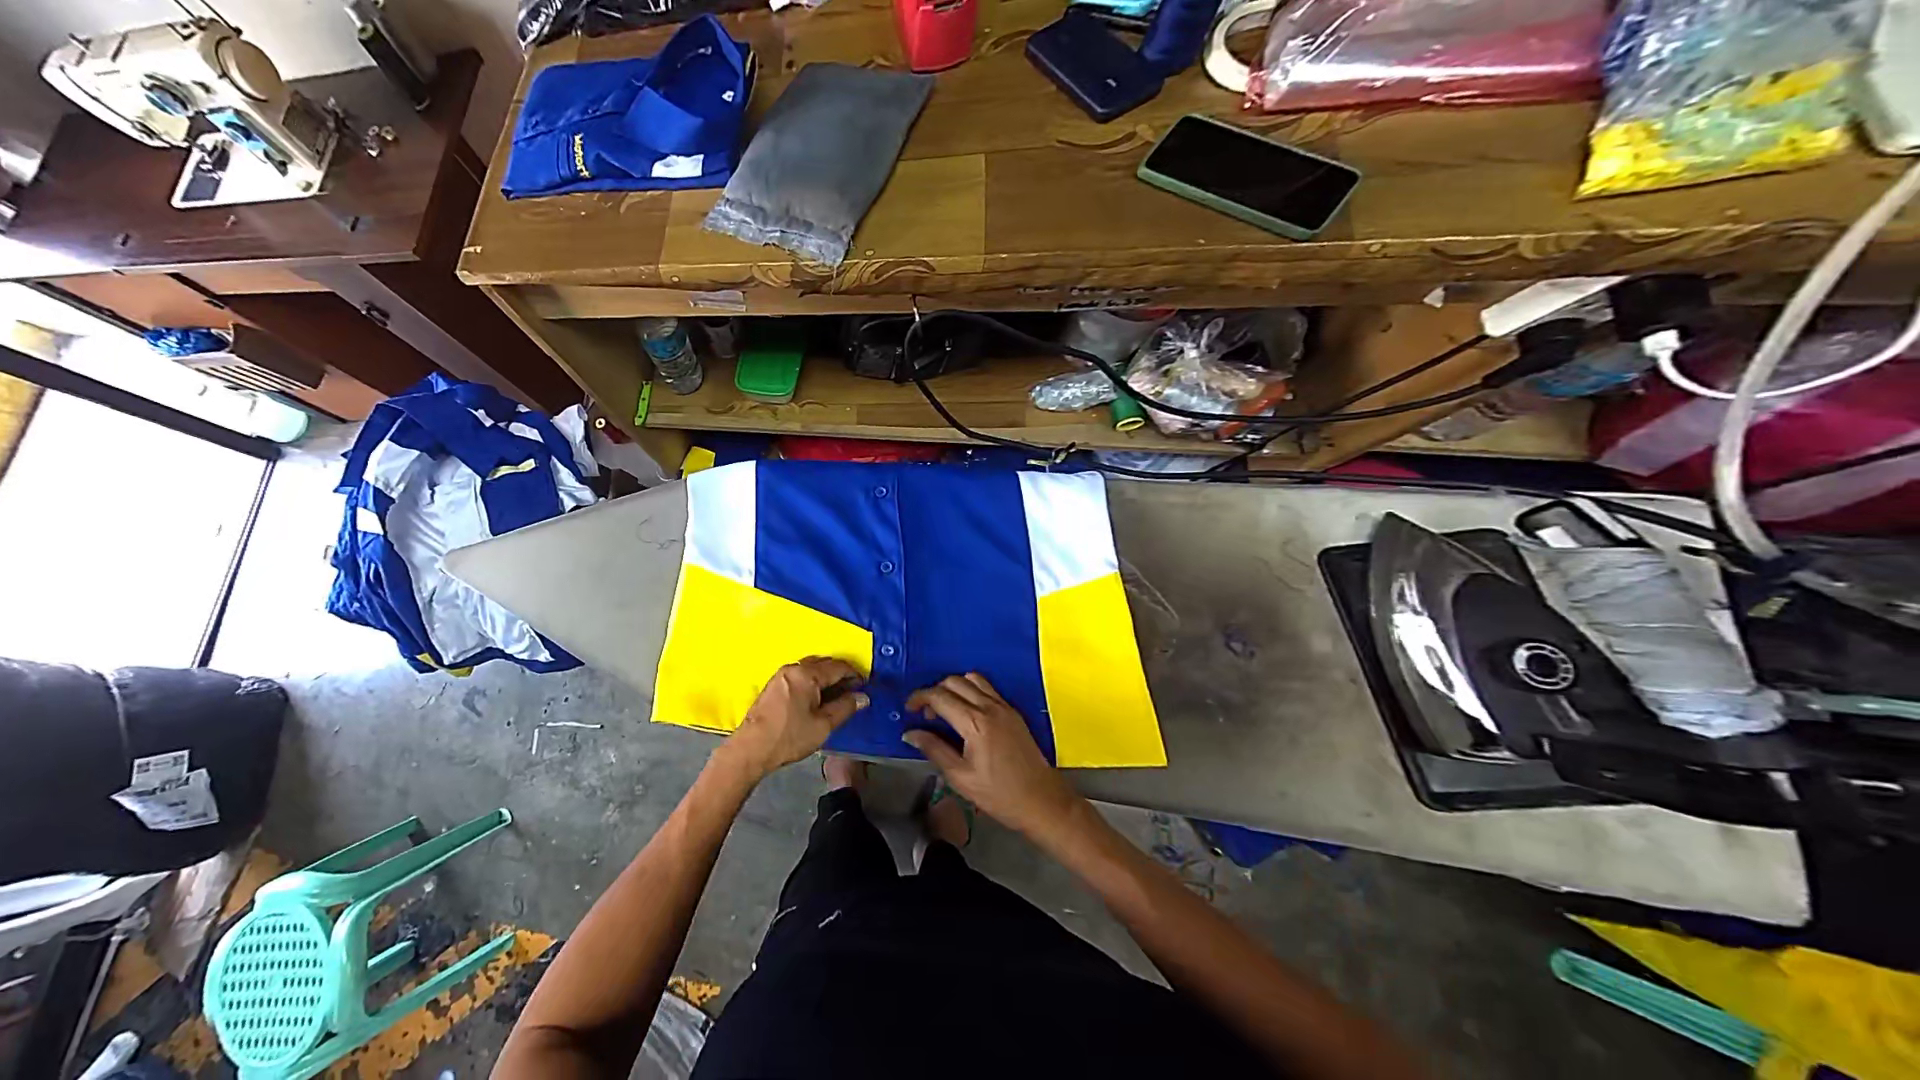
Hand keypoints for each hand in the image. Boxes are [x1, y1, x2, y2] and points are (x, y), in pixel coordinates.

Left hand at [720, 657, 867, 780]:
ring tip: (836, 697)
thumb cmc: (789, 737)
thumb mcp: (824, 725)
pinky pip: (799, 677)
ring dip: (825, 679)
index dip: (854, 675)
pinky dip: (812, 684)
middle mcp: (793, 669)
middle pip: (823, 664)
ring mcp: (780, 676)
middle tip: (852, 692)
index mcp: (806, 674)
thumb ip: (845, 707)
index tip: (864, 687)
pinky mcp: (773, 687)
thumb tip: (862, 697)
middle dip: (840, 675)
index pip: (838, 667)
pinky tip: (816, 700)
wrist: (750, 750)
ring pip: (810, 670)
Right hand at [903, 674, 1080, 836]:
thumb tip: (911, 734)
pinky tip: (966, 714)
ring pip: (972, 679)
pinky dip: (971, 691)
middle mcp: (990, 707)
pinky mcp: (1013, 711)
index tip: (909, 709)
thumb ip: (934, 749)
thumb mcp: (960, 777)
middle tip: (926, 716)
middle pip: (954, 682)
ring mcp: (1004, 707)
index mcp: (975, 723)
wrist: (1040, 799)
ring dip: (954, 688)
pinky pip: (988, 688)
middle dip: (935, 692)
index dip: (919, 698)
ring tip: (946, 711)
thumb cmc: (999, 794)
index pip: (940, 696)